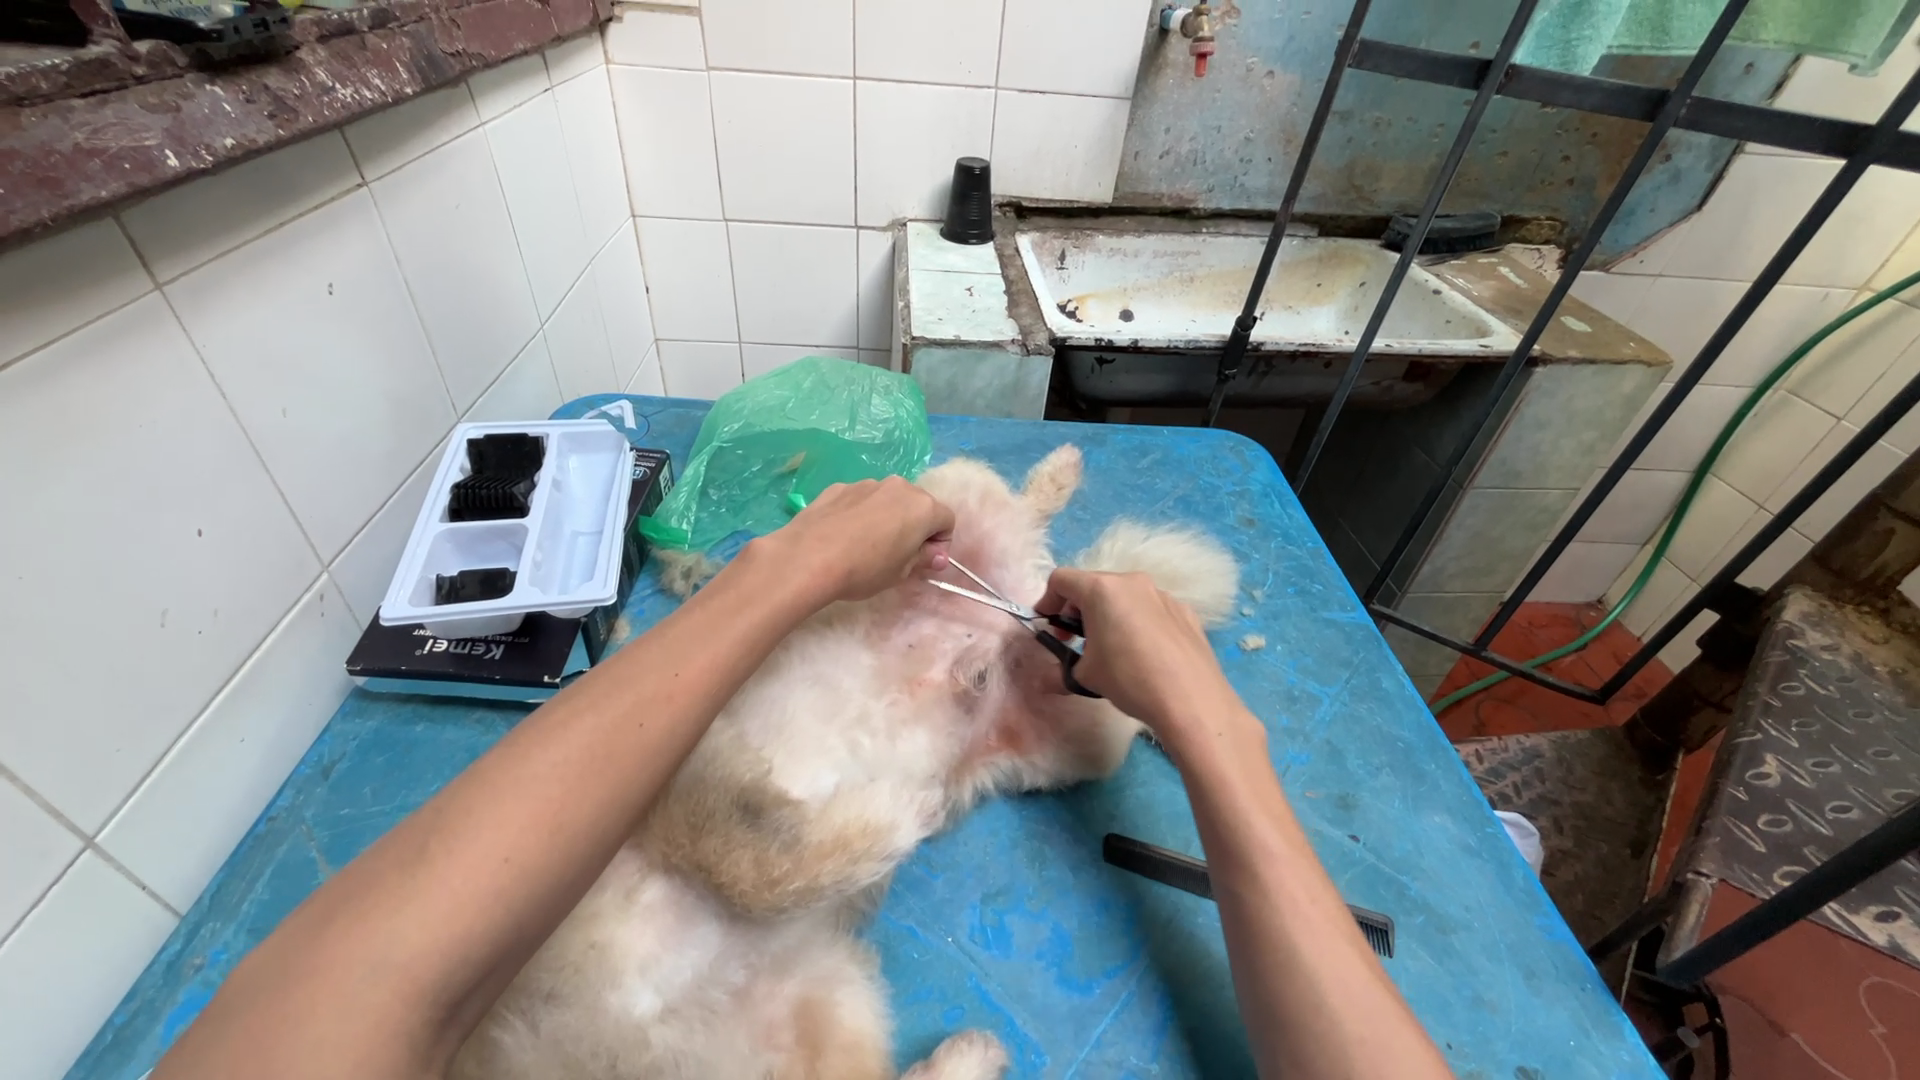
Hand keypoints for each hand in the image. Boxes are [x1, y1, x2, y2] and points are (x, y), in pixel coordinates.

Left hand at [762, 477, 954, 603]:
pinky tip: (843, 536)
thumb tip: (936, 555)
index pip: (947, 521)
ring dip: (887, 518)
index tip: (924, 562)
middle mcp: (899, 486)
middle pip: (918, 505)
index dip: (940, 544)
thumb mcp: (901, 572)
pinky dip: (860, 514)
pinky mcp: (839, 487)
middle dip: (915, 527)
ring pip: (888, 500)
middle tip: (897, 555)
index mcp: (923, 506)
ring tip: (865, 545)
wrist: (808, 557)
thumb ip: (923, 559)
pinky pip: (861, 500)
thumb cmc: (865, 568)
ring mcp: (866, 483)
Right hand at [1035, 569, 1243, 740]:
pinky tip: (1144, 654)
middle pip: (1093, 585)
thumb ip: (1059, 671)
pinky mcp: (1184, 611)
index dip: (1047, 601)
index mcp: (1102, 589)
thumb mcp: (1086, 676)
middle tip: (1075, 642)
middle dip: (1077, 610)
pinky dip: (1137, 623)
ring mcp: (1162, 594)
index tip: (1048, 627)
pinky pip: (1150, 609)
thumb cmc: (1129, 680)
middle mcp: (1132, 582)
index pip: (1061, 580)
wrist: (1192, 700)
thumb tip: (1045, 681)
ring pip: (1124, 596)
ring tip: (1111, 650)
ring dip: (1108, 616)